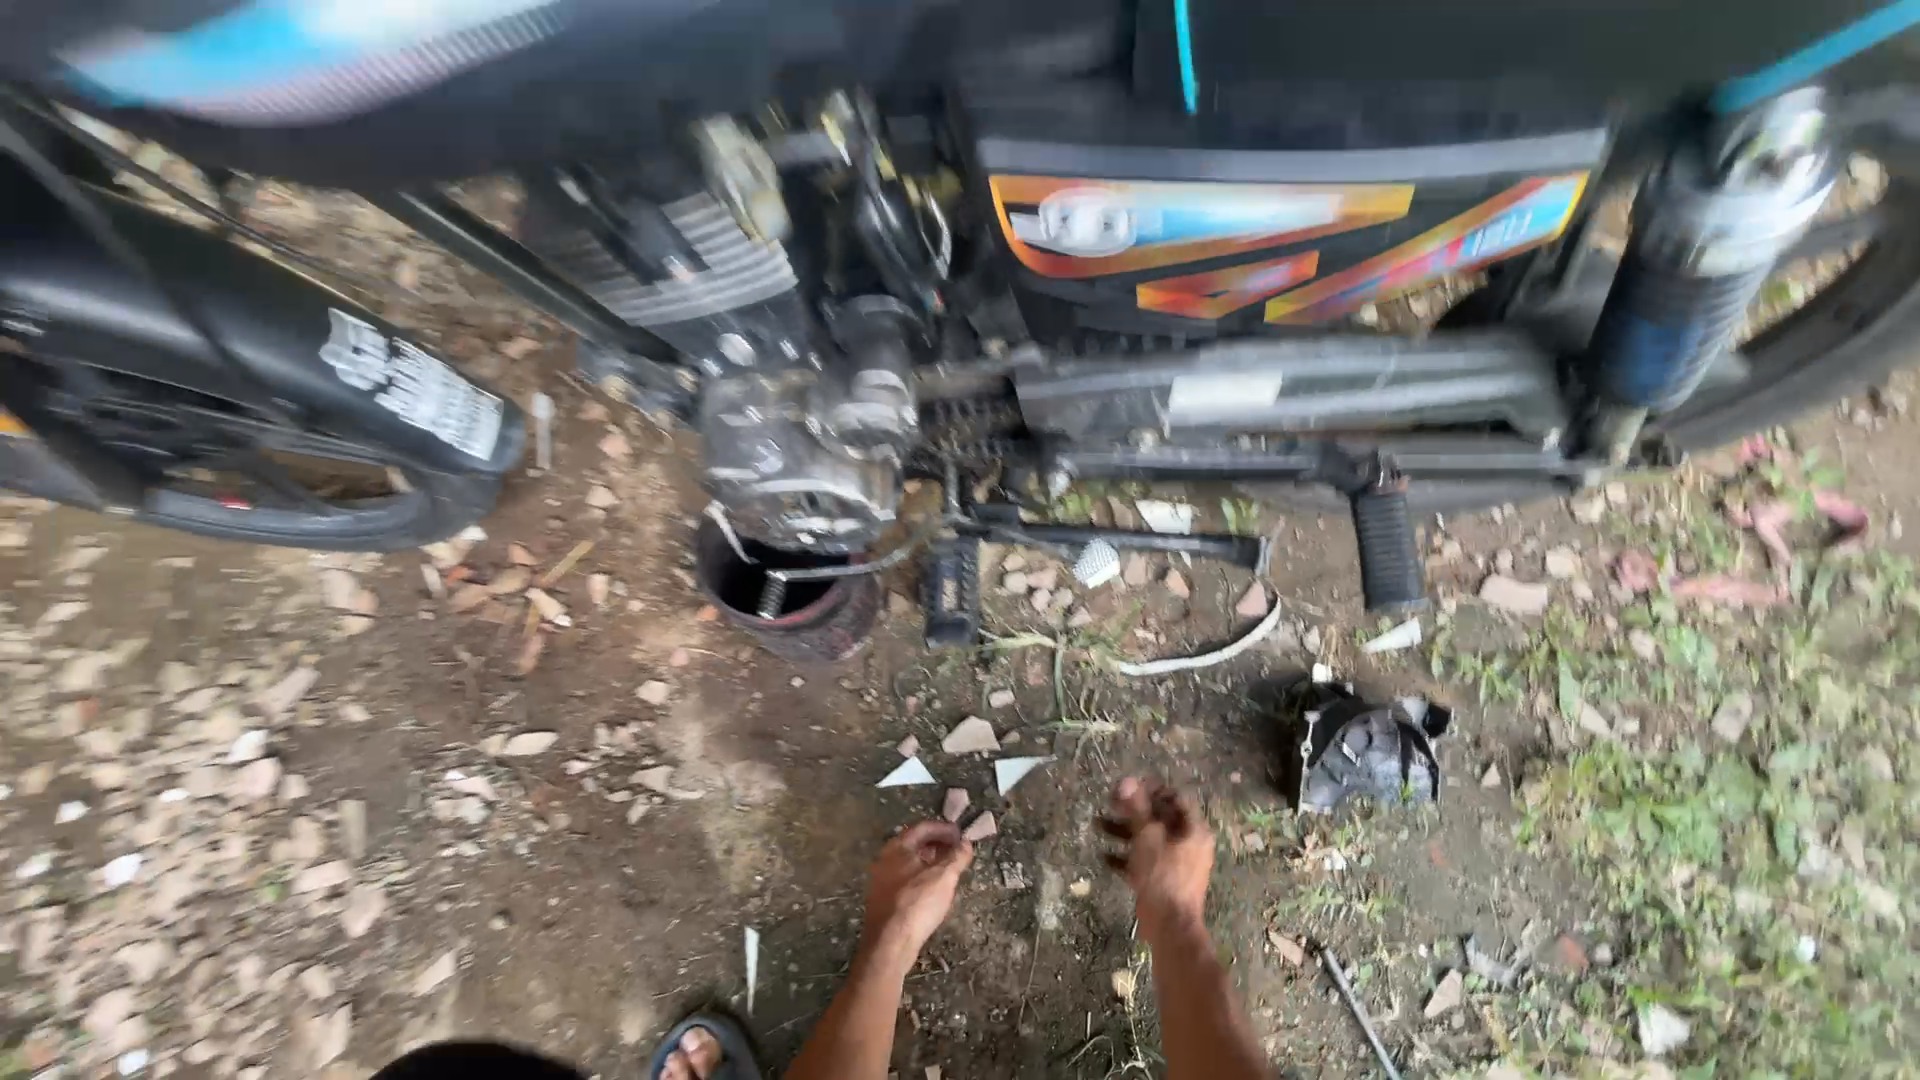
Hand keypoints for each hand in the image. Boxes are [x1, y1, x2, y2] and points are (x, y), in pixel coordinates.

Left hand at [860, 821, 974, 963]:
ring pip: (909, 862)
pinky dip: (920, 876)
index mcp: (898, 847)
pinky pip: (904, 878)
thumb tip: (966, 843)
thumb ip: (957, 856)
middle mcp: (885, 858)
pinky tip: (932, 889)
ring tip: (948, 869)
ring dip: (930, 860)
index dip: (945, 828)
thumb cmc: (917, 903)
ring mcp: (881, 879)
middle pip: (914, 842)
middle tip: (957, 851)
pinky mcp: (882, 898)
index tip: (962, 835)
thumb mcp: (944, 877)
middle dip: (938, 844)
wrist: (889, 943)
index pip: (923, 827)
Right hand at [1099, 778, 1213, 938]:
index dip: (1151, 789)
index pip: (1174, 797)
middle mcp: (1187, 842)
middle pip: (1158, 817)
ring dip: (1123, 830)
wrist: (1170, 926)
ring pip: (1147, 838)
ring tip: (1097, 825)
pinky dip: (1125, 856)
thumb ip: (1137, 808)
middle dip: (1131, 809)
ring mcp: (1175, 863)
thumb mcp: (1148, 836)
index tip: (1127, 786)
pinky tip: (1104, 856)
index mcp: (1192, 829)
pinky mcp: (1162, 880)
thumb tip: (1127, 781)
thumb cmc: (1163, 875)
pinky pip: (1143, 860)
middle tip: (1109, 802)